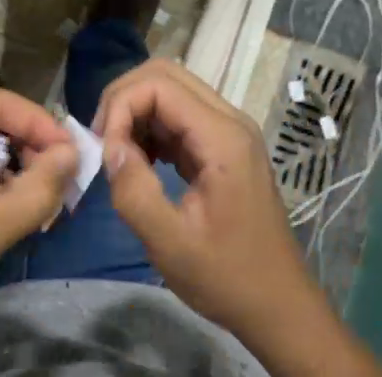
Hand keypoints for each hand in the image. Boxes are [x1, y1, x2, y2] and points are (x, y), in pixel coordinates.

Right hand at [94, 60, 381, 375]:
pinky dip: (151, 127)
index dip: (121, 107)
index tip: (105, 152)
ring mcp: (229, 131)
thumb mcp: (171, 245)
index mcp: (222, 137)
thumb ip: (134, 192)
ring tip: (117, 155)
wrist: (279, 307)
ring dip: (136, 112)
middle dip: (124, 99)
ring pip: (171, 90)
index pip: (159, 84)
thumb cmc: (227, 278)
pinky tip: (139, 162)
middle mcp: (229, 121)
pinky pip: (179, 115)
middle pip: (165, 74)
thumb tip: (109, 149)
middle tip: (103, 143)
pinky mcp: (223, 146)